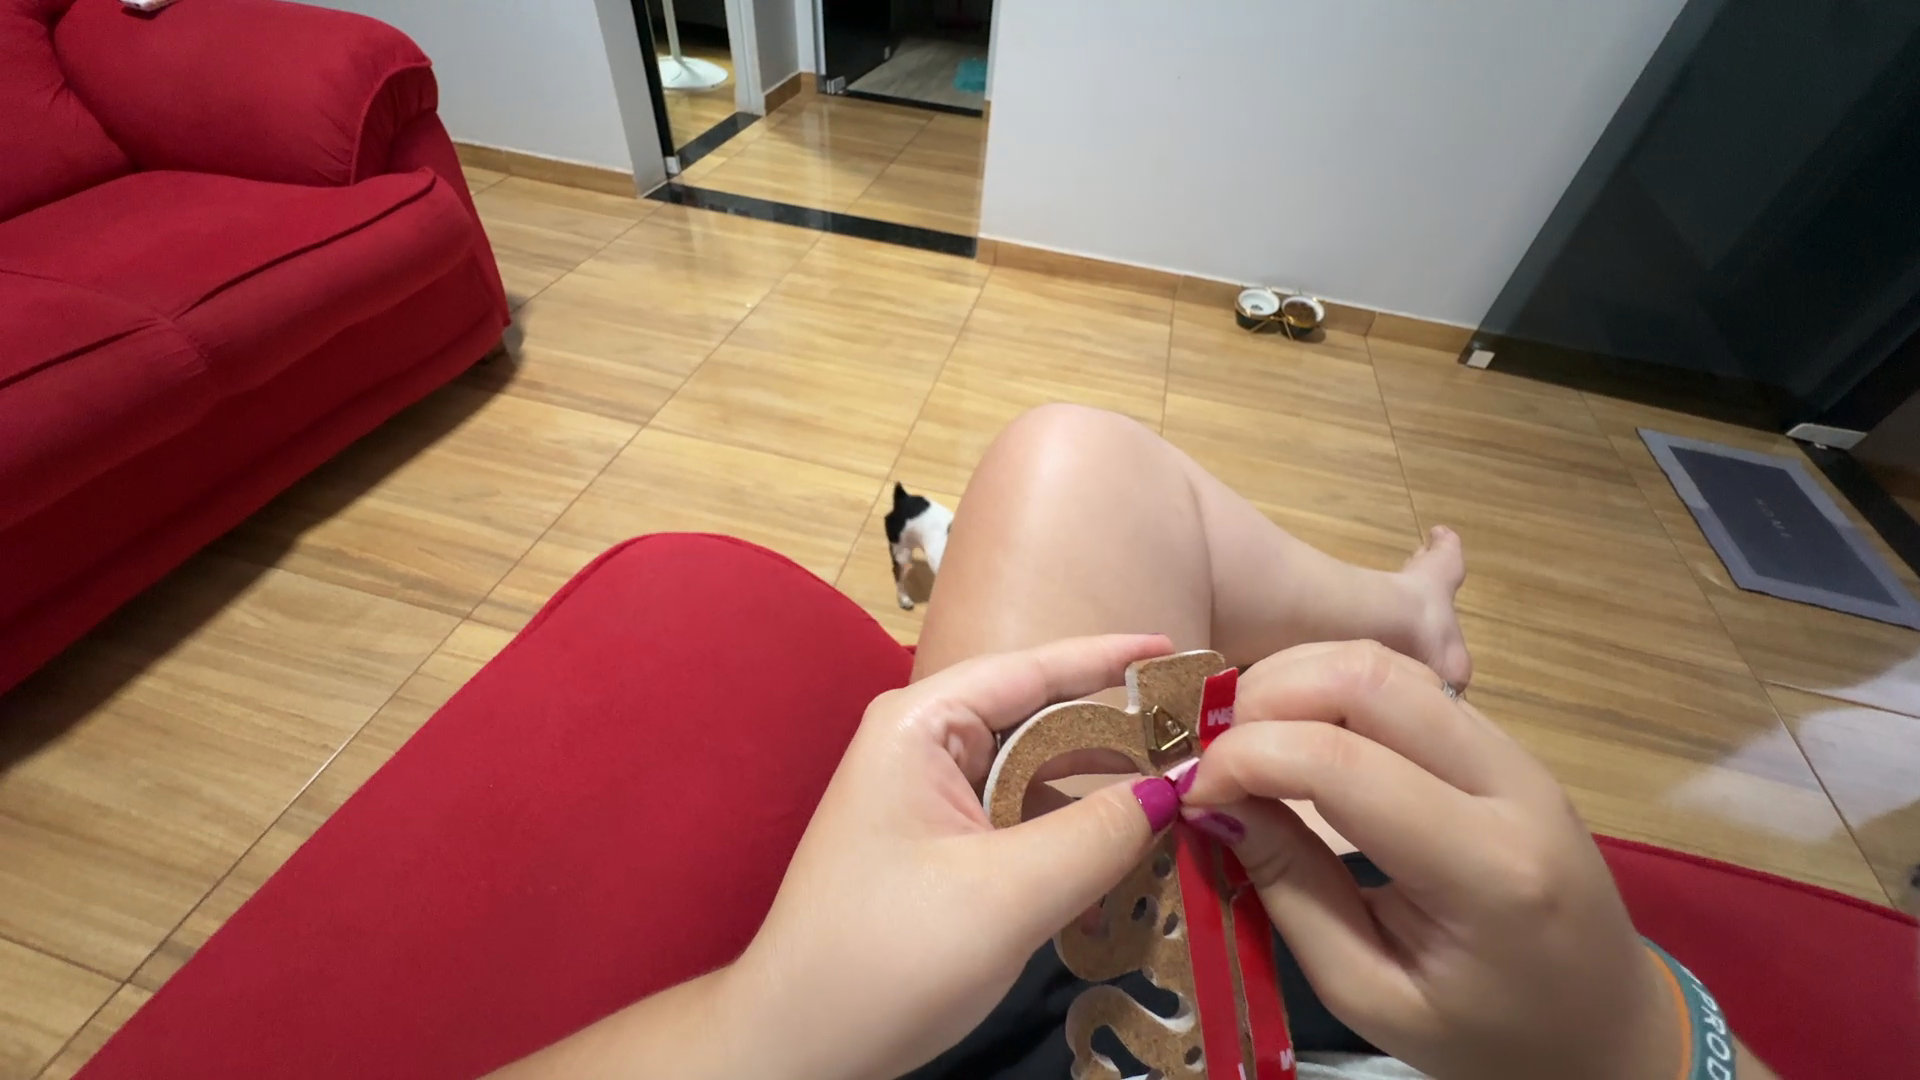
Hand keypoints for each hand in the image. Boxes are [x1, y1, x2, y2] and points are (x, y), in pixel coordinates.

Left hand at [726, 634, 1182, 1079]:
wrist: (800, 1044)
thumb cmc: (887, 956)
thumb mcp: (1006, 894)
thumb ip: (1096, 835)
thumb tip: (1174, 789)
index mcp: (921, 723)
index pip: (1029, 669)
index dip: (1106, 657)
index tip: (1173, 649)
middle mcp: (924, 741)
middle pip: (1036, 718)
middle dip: (1112, 733)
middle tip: (1194, 743)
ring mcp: (930, 789)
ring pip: (1032, 770)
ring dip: (1095, 789)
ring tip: (1175, 800)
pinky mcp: (940, 835)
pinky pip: (1018, 813)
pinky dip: (1067, 829)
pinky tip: (1119, 853)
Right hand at [1178, 641, 1680, 1079]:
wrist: (1609, 1031)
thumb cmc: (1487, 1038)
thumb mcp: (1367, 992)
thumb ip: (1286, 888)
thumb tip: (1208, 799)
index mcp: (1489, 871)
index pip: (1342, 763)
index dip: (1246, 759)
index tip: (1194, 790)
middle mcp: (1509, 785)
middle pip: (1364, 679)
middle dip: (1262, 698)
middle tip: (1216, 751)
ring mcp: (1508, 749)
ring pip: (1377, 661)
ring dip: (1289, 679)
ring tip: (1245, 736)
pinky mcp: (1491, 736)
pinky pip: (1394, 675)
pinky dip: (1322, 681)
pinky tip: (1293, 725)